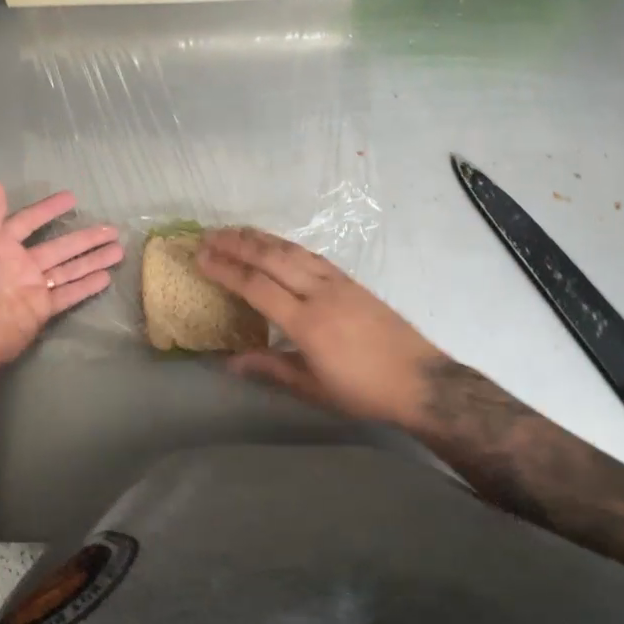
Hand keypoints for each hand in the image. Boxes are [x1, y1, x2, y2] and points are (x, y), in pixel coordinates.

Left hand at [0, 182, 122, 379]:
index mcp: (1, 246)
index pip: (29, 221)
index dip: (48, 210)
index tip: (72, 198)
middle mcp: (20, 264)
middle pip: (58, 246)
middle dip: (84, 238)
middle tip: (112, 228)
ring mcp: (33, 288)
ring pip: (68, 269)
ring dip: (92, 259)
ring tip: (119, 249)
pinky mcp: (41, 311)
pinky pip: (67, 294)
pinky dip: (86, 286)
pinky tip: (106, 277)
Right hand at [197, 227, 446, 422]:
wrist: (422, 382)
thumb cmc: (364, 392)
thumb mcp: (314, 389)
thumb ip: (271, 369)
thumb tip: (229, 363)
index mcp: (307, 323)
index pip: (257, 286)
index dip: (226, 270)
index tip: (201, 257)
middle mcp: (320, 293)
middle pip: (271, 258)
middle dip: (237, 244)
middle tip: (208, 235)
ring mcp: (338, 283)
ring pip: (292, 250)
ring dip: (260, 238)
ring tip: (234, 231)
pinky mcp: (352, 282)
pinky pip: (311, 255)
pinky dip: (286, 245)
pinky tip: (275, 244)